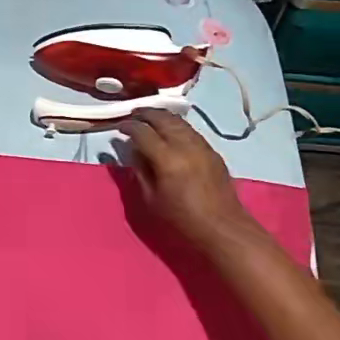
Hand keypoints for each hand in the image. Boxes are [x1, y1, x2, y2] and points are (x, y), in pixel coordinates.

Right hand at [118, 108, 257, 249]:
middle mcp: (185, 145)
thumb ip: (140, 170)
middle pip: (162, 119)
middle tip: (132, 115)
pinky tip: (171, 130)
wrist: (221, 226)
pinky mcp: (212, 150)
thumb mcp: (151, 199)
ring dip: (161, 116)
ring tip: (149, 118)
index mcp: (167, 159)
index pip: (143, 132)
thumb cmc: (181, 218)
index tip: (119, 127)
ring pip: (179, 121)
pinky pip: (190, 130)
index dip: (128, 127)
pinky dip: (176, 125)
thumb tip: (131, 150)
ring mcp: (201, 145)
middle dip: (145, 114)